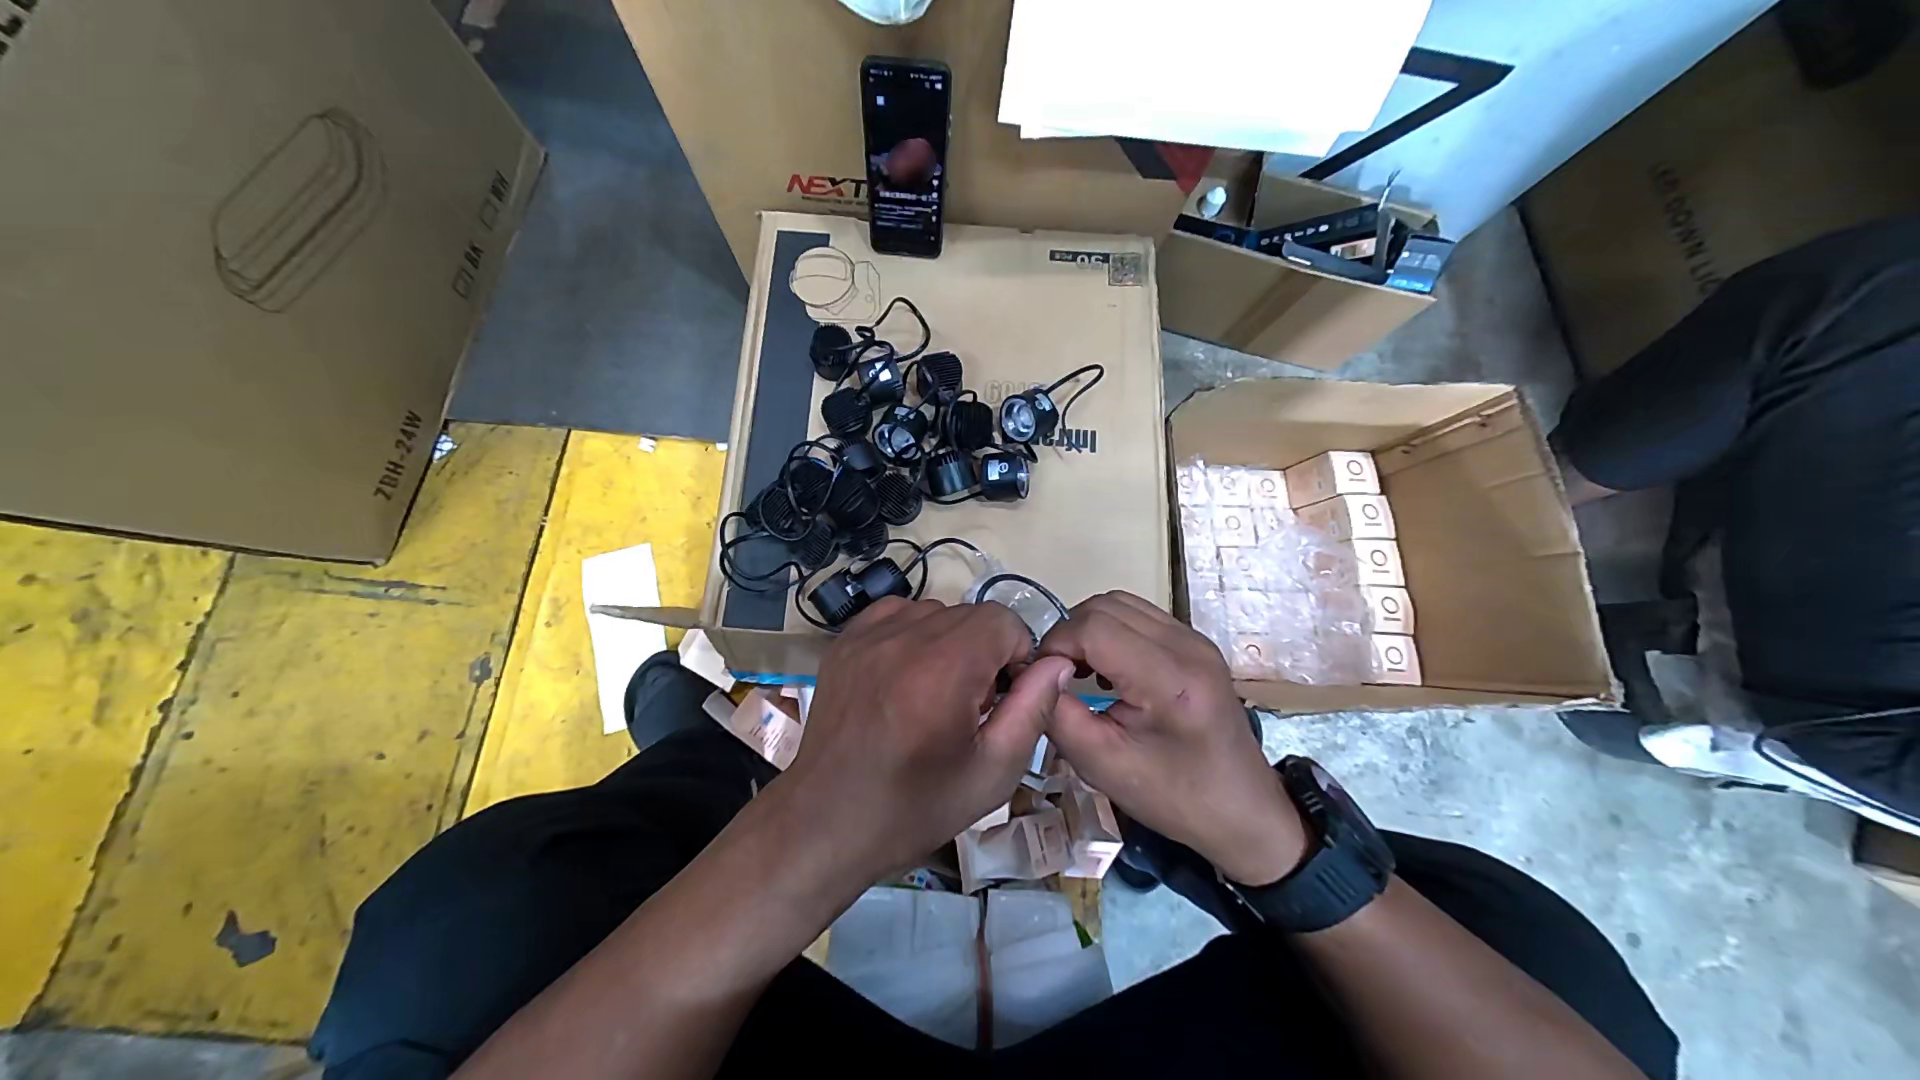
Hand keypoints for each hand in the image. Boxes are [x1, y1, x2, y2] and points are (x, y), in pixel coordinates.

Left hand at [784, 596, 1075, 882]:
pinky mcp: (844, 641)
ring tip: (935, 693)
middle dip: (984, 651)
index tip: (1002, 699)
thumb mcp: (993, 772)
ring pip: (935, 611)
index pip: (1003, 620)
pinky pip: (896, 614)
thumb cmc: (916, 806)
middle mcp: (903, 637)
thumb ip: (1033, 709)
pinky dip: (912, 635)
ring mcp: (867, 635)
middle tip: (969, 704)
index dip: (1016, 657)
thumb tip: (1056, 663)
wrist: (828, 822)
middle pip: (970, 614)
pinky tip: (906, 676)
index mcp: (943, 668)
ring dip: (949, 642)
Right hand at [1036, 591, 1307, 885]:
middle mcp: (1188, 646)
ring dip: (1088, 630)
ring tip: (1079, 671)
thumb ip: (1057, 714)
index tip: (1043, 681)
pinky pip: (1138, 616)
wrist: (1242, 811)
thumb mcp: (1102, 766)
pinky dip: (1110, 631)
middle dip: (1069, 635)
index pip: (1094, 627)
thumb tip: (1034, 673)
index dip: (1056, 645)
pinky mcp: (1195, 642)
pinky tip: (1106, 669)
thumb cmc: (1174, 797)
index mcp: (1171, 680)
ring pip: (1120, 603)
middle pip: (1105, 606)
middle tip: (1057, 677)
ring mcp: (1195, 639)